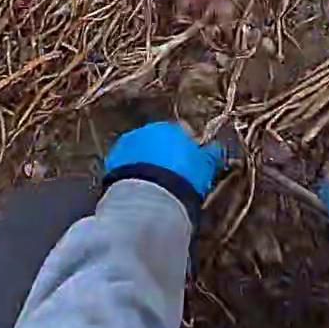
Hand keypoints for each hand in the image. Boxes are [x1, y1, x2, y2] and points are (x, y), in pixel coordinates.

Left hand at [103, 121, 222, 198]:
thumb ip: (211, 155)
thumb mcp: (205, 168)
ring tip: (153, 187)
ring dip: (146, 163)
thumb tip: (217, 149)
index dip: (186, 150)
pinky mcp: (111, 161)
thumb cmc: (182, 180)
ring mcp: (127, 144)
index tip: (189, 167)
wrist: (148, 199)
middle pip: (159, 140)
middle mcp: (148, 130)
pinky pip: (124, 165)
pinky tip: (137, 190)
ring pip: (140, 151)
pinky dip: (130, 174)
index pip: (183, 132)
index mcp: (173, 127)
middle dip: (164, 155)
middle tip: (171, 177)